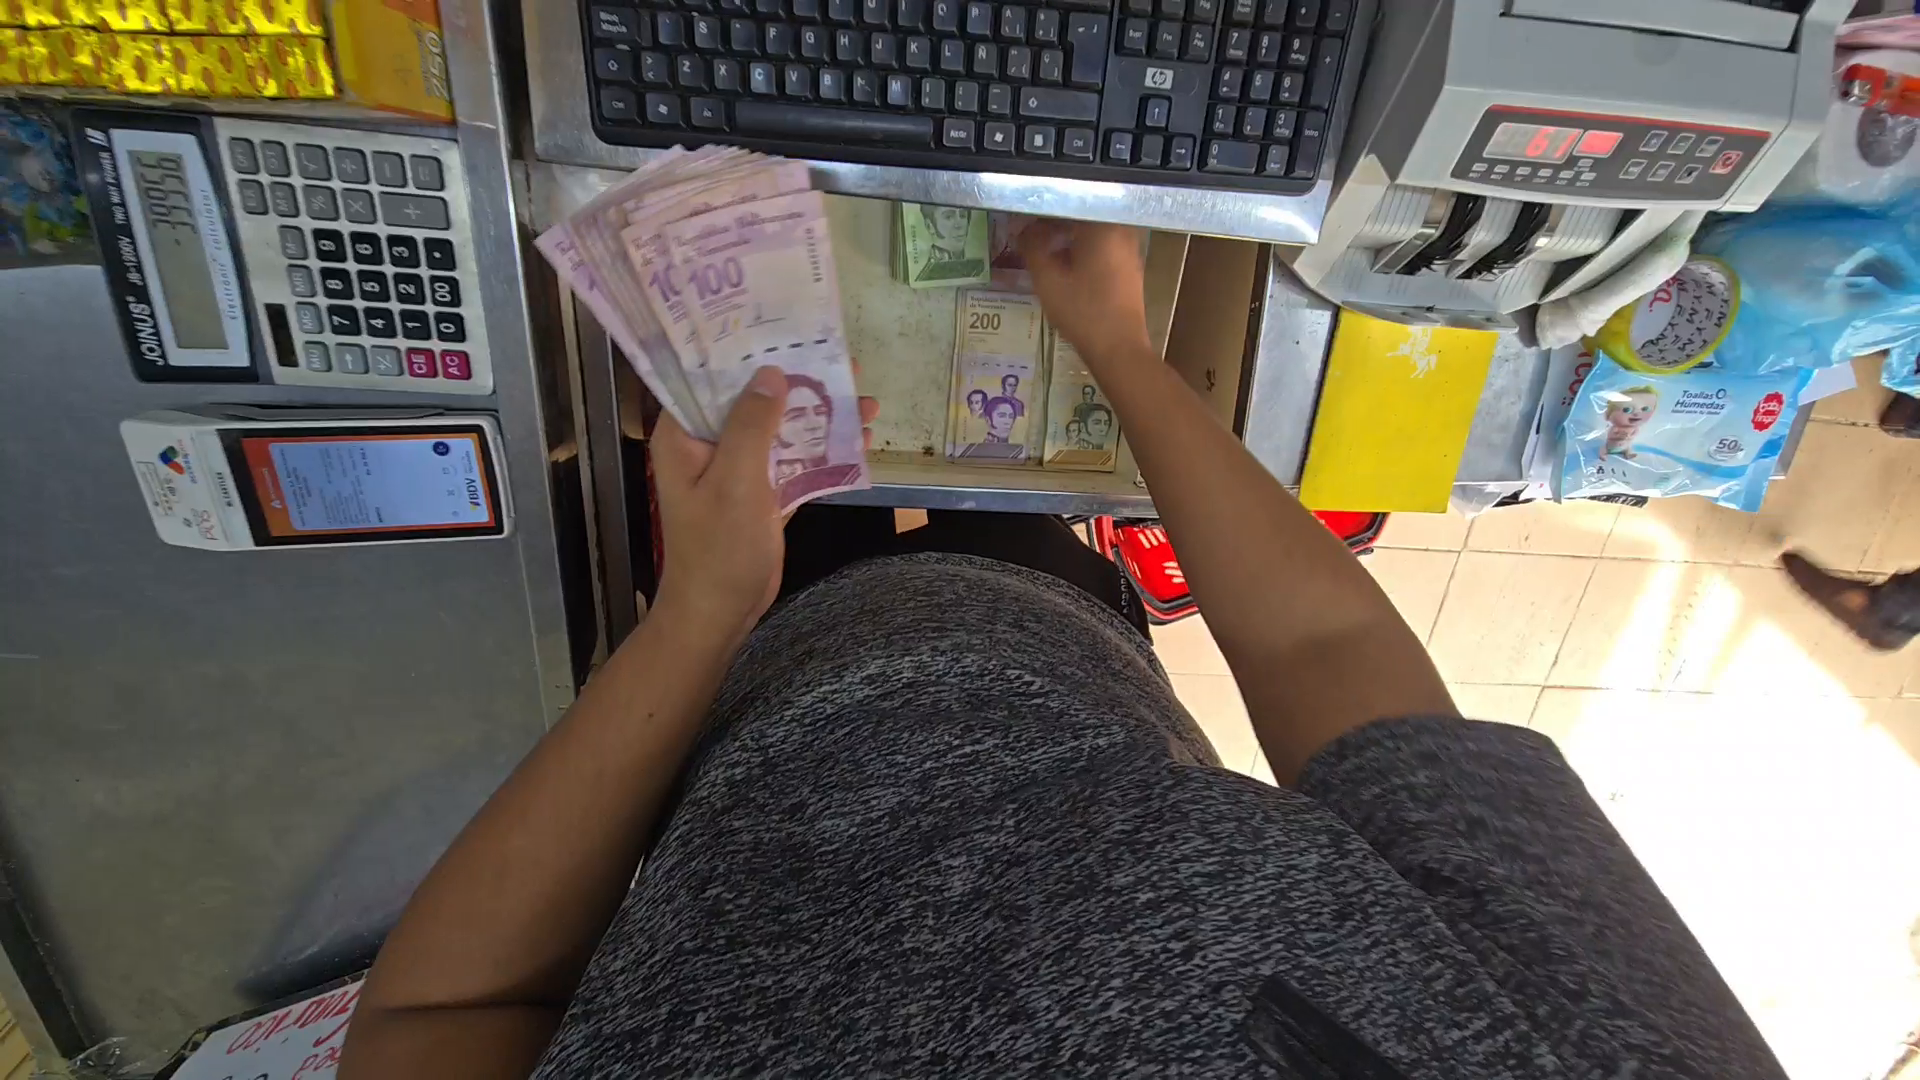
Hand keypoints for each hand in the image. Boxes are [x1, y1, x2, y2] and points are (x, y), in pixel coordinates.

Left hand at [650, 366, 882, 645]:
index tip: (785, 327)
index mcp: (687, 435)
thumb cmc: (719, 549)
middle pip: (757, 402)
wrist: (722, 612)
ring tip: (868, 402)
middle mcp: (711, 445)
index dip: (747, 352)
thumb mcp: (737, 482)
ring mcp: (740, 471)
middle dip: (801, 384)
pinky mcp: (763, 494)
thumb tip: (772, 374)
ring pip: (783, 432)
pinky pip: (795, 463)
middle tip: (843, 363)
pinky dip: (824, 453)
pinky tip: (859, 443)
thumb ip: (753, 426)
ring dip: (822, 419)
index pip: (711, 378)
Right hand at [1017, 219, 1153, 369]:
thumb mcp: (1048, 279)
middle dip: (1052, 222)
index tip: (1020, 219)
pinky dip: (1080, 248)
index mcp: (1102, 222)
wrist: (1118, 348)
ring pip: (1090, 229)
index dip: (1039, 209)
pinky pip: (1100, 245)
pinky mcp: (1129, 265)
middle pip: (1080, 212)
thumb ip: (1031, 246)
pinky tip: (1063, 265)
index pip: (1066, 200)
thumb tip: (1019, 227)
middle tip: (1026, 234)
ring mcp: (1129, 246)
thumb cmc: (1083, 311)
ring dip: (1065, 236)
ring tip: (1041, 249)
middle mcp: (1120, 227)